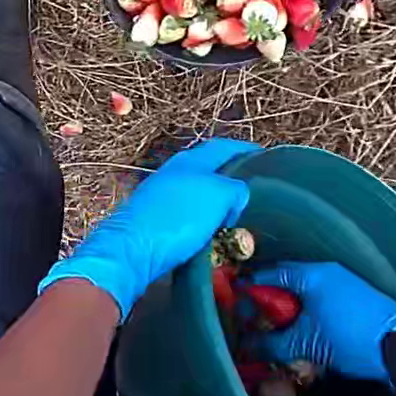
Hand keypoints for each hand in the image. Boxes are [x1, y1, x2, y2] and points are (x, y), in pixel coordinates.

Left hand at [38, 138, 258, 321]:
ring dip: (216, 202)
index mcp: (190, 161)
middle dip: (230, 177)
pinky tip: (210, 232)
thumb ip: (235, 189)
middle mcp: (173, 173)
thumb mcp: (218, 195)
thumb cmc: (177, 217)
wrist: (132, 248)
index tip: (263, 155)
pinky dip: (202, 220)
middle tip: (252, 190)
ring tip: (236, 215)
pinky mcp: (153, 219)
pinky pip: (186, 214)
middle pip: (208, 169)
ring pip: (197, 193)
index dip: (244, 150)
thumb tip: (234, 197)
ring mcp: (160, 195)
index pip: (222, 147)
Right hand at [253, 261, 395, 387]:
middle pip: (286, 280)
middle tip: (255, 317)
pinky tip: (304, 328)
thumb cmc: (350, 338)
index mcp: (309, 274)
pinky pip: (320, 295)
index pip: (268, 274)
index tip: (236, 302)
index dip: (250, 288)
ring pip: (304, 289)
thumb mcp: (307, 344)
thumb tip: (248, 347)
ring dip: (289, 305)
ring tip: (278, 326)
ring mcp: (343, 281)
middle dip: (269, 298)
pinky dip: (307, 307)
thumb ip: (273, 344)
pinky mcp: (356, 295)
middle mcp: (324, 270)